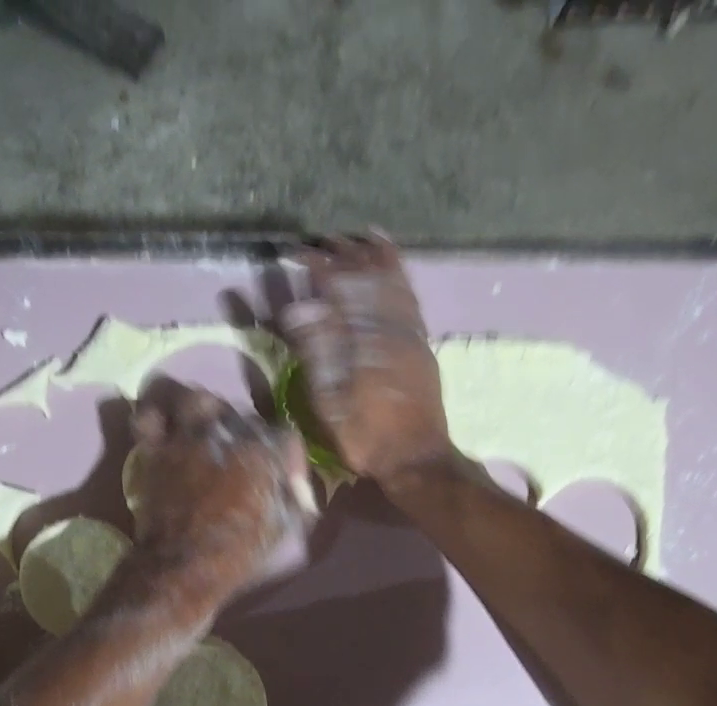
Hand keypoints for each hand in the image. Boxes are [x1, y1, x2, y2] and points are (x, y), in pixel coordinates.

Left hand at [126, 382, 309, 606]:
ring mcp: (188, 438)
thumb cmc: (238, 555)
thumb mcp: (285, 529)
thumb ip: (294, 498)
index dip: (286, 454)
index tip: (283, 475)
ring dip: (202, 410)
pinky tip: (163, 429)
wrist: (184, 567)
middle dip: (244, 430)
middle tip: (240, 451)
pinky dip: (154, 419)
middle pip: (239, 413)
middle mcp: (227, 434)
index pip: (284, 432)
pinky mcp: (156, 450)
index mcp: (264, 452)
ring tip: (203, 428)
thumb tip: (298, 488)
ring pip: (196, 399)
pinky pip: (149, 418)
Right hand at [278, 232, 453, 483]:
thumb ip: (315, 352)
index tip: (297, 251)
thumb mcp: (329, 402)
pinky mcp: (419, 345)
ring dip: (376, 257)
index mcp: (361, 338)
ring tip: (361, 236)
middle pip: (368, 278)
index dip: (318, 266)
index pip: (338, 288)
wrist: (416, 457)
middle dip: (345, 254)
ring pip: (393, 283)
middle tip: (323, 238)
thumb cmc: (366, 436)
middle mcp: (388, 327)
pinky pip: (410, 297)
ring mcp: (408, 334)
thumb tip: (296, 310)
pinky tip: (394, 269)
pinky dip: (400, 276)